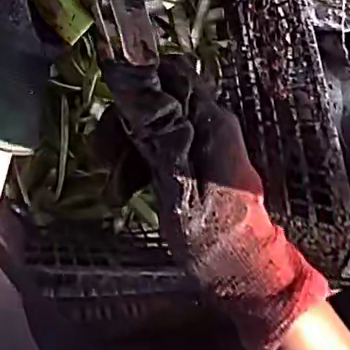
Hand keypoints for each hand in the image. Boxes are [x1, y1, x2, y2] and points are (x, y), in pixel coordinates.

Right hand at [103, 56, 329, 349]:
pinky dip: (140, 159)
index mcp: (211, 124)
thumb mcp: (180, 195)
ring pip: (155, 120)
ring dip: (127, 144)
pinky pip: (162, 142)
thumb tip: (146, 94)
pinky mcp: (199, 155)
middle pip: (158, 97)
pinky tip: (126, 188)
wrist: (247, 276)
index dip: (135, 80)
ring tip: (114, 184)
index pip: (171, 73)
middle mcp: (211, 121)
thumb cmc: (214, 241)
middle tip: (102, 155)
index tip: (108, 102)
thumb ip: (164, 142)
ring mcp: (206, 138)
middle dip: (124, 121)